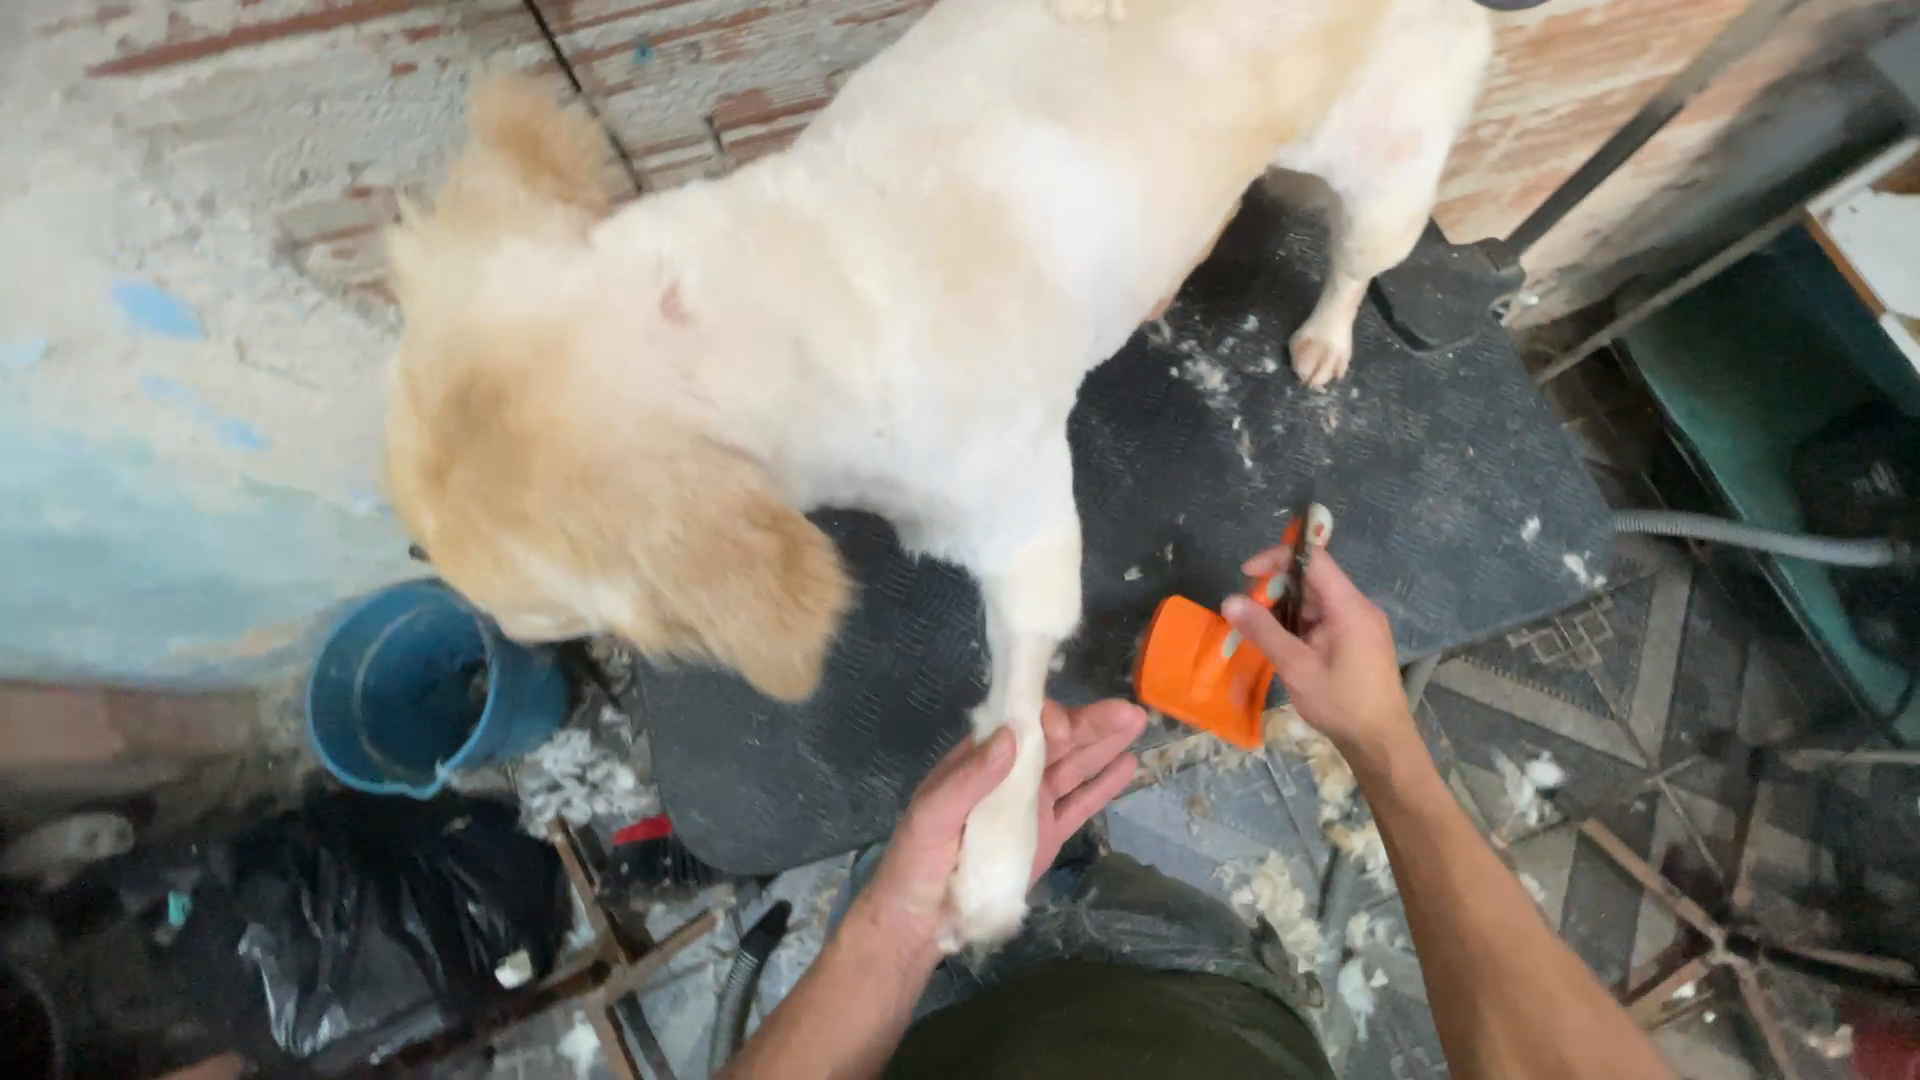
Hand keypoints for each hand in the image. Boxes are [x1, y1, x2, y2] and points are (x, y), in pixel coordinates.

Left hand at [853, 699, 1146, 959]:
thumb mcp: (933, 814)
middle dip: (1090, 723)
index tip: (1064, 728)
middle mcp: (1010, 774)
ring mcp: (1031, 804)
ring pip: (1074, 766)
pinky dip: (1104, 785)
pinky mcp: (1047, 835)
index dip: (1047, 719)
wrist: (921, 917)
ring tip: (1136, 722)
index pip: (1020, 725)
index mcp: (981, 758)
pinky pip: (1080, 804)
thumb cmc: (918, 858)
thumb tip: (1012, 736)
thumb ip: (970, 778)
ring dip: (1104, 744)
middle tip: (1128, 711)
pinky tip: (1128, 765)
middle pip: (1056, 741)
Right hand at [1222, 547, 1416, 763]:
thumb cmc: (1341, 704)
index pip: (1313, 559)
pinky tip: (1280, 644)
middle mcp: (1358, 608)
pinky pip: (1321, 618)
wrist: (1381, 743)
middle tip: (1247, 613)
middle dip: (1275, 589)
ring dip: (1283, 609)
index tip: (1247, 574)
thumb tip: (1229, 601)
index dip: (1278, 558)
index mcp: (1350, 607)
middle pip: (1311, 579)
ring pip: (1313, 600)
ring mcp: (1359, 624)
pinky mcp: (1356, 639)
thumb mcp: (1296, 667)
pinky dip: (1296, 624)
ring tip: (1259, 633)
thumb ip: (1263, 630)